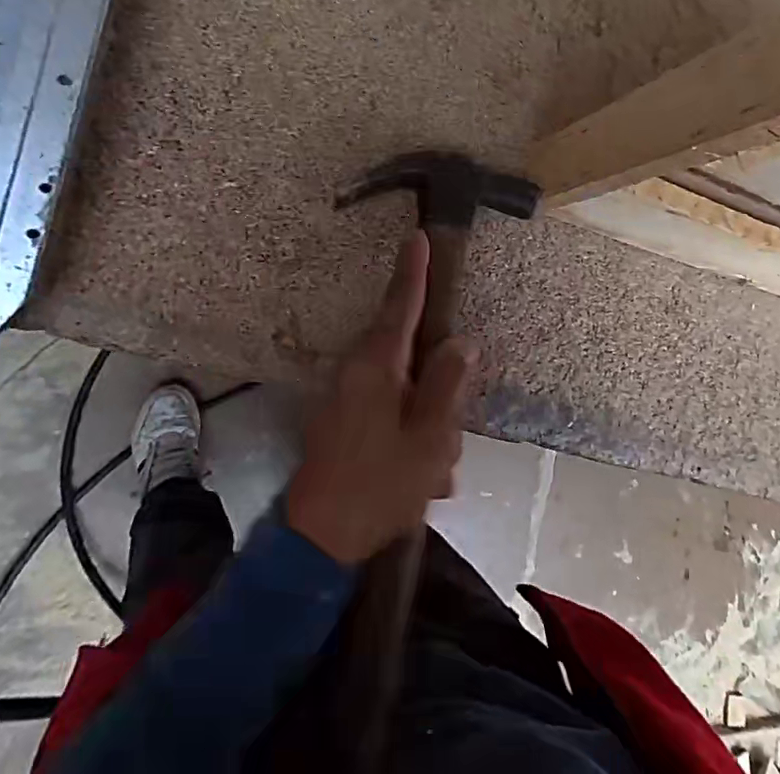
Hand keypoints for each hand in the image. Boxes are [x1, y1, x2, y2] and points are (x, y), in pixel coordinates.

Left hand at [286, 232, 475, 565]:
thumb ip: (448, 383)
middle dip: (438, 387)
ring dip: (428, 422)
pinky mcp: (343, 422)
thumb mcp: (430, 437)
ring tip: (436, 472)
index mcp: (377, 367)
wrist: (317, 544)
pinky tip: (422, 479)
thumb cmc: (380, 486)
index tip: (419, 237)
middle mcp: (356, 373)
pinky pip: (391, 414)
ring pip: (405, 390)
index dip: (413, 271)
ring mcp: (346, 399)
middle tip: (448, 437)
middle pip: (410, 353)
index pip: (400, 305)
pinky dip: (412, 438)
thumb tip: (462, 342)